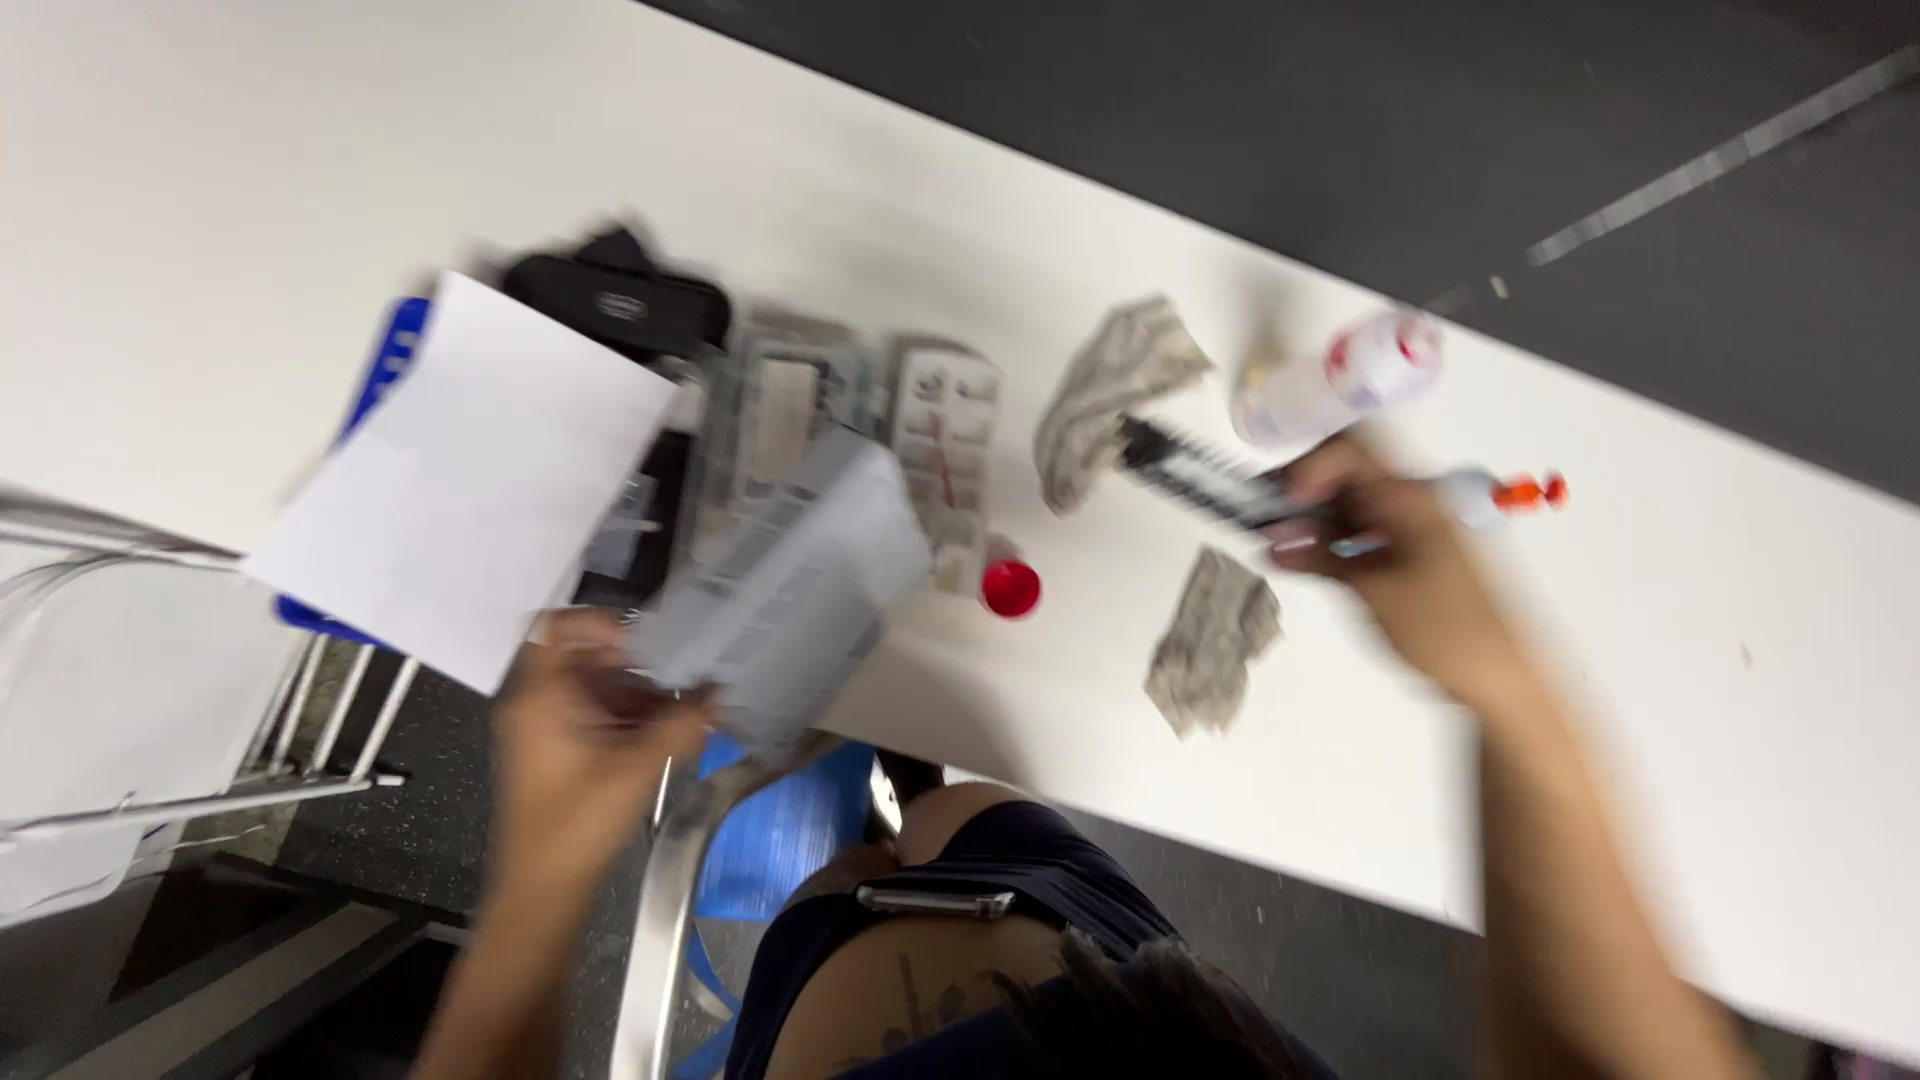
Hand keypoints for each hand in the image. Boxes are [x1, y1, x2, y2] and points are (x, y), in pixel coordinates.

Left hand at [490, 608, 712, 888]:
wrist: (542, 891)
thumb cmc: (578, 824)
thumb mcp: (637, 767)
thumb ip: (683, 724)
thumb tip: (720, 692)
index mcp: (542, 697)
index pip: (559, 625)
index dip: (603, 622)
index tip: (644, 646)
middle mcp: (538, 703)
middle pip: (588, 656)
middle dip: (640, 665)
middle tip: (681, 677)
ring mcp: (547, 727)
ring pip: (598, 686)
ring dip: (642, 694)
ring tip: (683, 711)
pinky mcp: (561, 749)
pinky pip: (599, 712)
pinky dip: (632, 716)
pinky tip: (668, 734)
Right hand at [1263, 433, 1526, 703]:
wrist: (1503, 680)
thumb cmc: (1448, 633)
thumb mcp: (1372, 591)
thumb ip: (1319, 558)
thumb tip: (1275, 538)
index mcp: (1413, 499)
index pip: (1352, 449)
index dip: (1308, 467)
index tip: (1282, 501)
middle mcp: (1414, 503)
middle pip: (1346, 472)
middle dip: (1299, 491)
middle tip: (1263, 520)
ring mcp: (1412, 528)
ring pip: (1349, 503)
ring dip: (1309, 518)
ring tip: (1275, 546)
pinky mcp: (1408, 553)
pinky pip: (1360, 531)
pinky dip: (1327, 540)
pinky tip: (1301, 561)